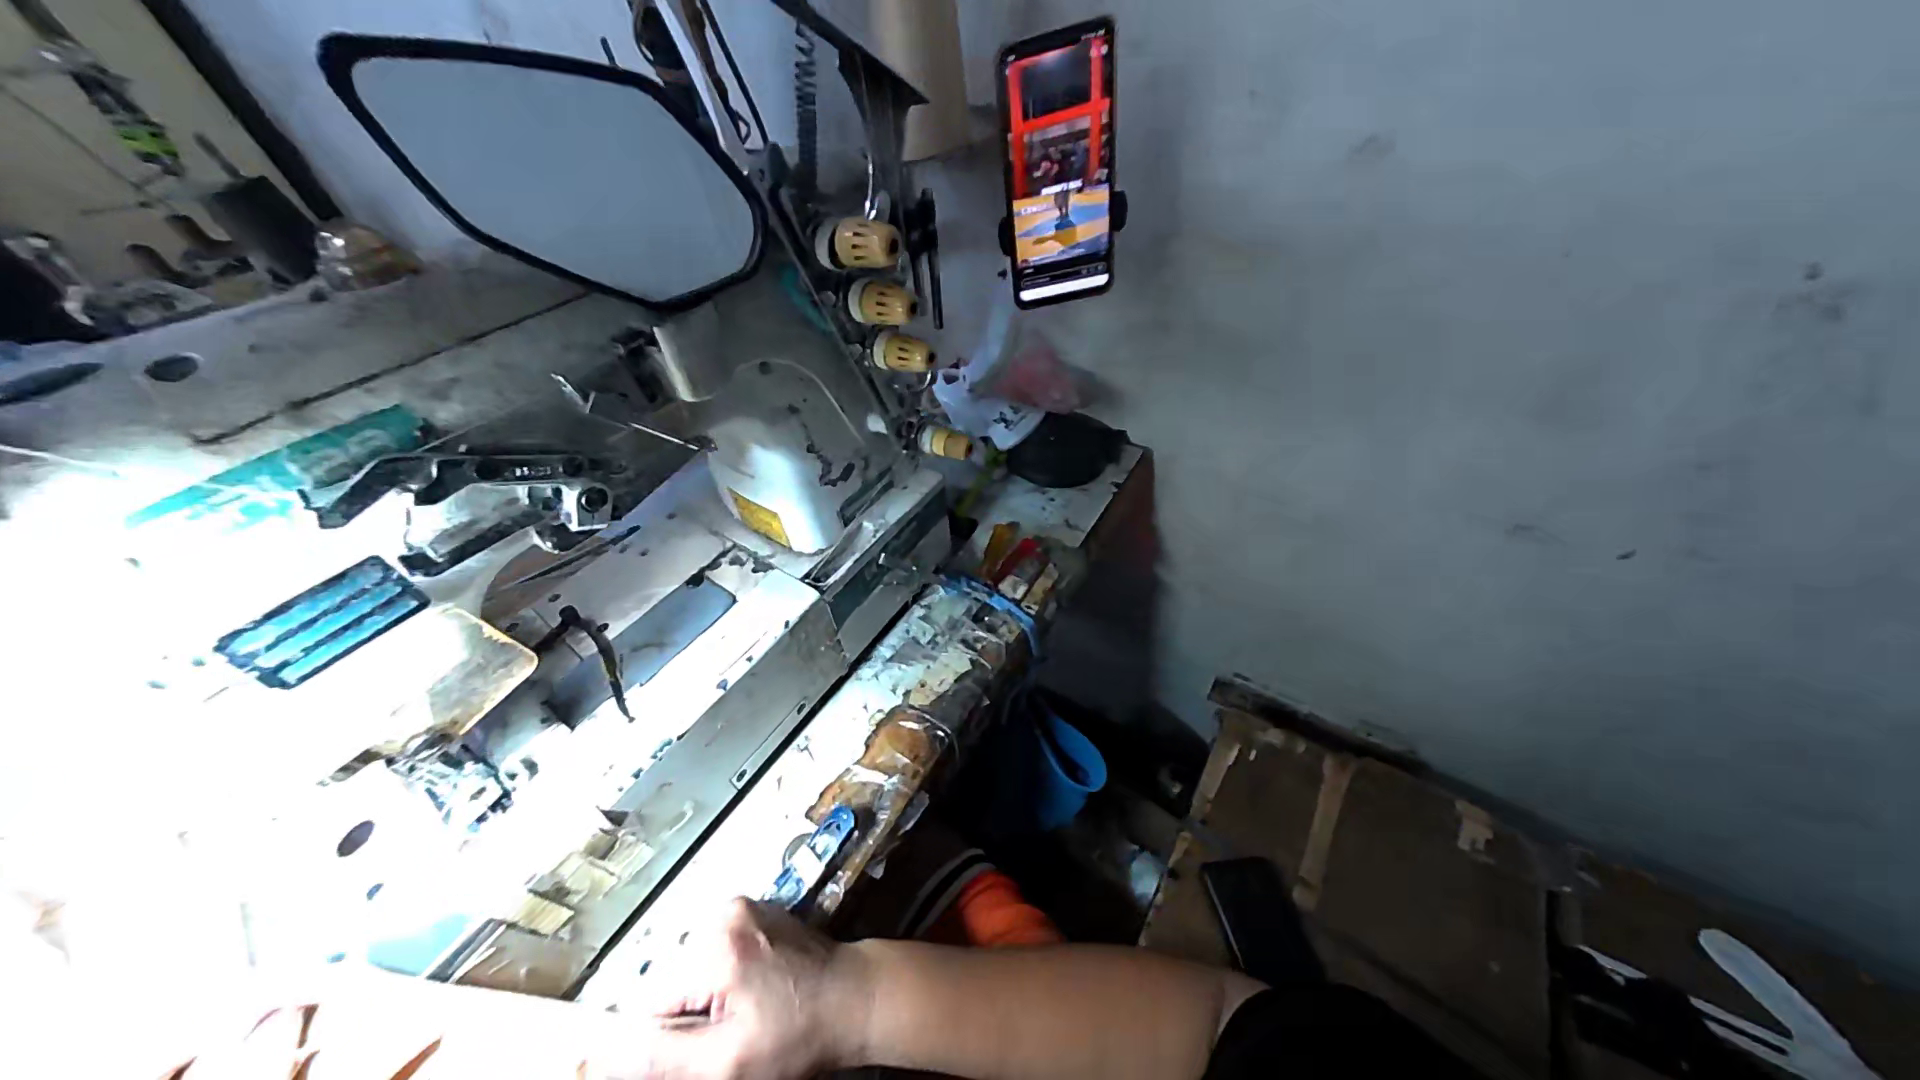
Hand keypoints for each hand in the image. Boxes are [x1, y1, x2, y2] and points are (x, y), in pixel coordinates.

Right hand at [643, 899, 870, 1079]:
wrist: (855, 996)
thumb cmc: (798, 1035)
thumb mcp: (727, 1065)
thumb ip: (661, 1058)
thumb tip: (598, 1055)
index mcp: (714, 945)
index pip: (649, 1003)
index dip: (669, 1038)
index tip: (702, 1049)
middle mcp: (723, 913)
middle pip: (671, 981)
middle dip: (689, 1016)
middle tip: (732, 1033)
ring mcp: (741, 908)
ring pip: (692, 969)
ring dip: (707, 998)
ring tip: (748, 1012)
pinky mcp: (754, 911)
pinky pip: (715, 951)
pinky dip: (724, 977)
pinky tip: (755, 993)